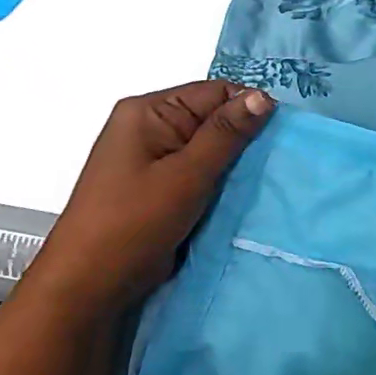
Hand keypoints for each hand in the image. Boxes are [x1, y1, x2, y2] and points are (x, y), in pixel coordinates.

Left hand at [28, 80, 274, 308]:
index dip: (250, 109)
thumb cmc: (135, 222)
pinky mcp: (162, 186)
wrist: (92, 281)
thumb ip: (226, 134)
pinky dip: (223, 181)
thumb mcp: (187, 174)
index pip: (214, 93)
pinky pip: (202, 172)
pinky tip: (245, 194)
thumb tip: (263, 96)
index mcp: (149, 112)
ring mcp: (154, 158)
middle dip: (246, 138)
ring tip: (267, 178)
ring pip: (211, 148)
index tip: (283, 136)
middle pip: (213, 118)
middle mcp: (150, 127)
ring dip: (237, 163)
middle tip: (279, 161)